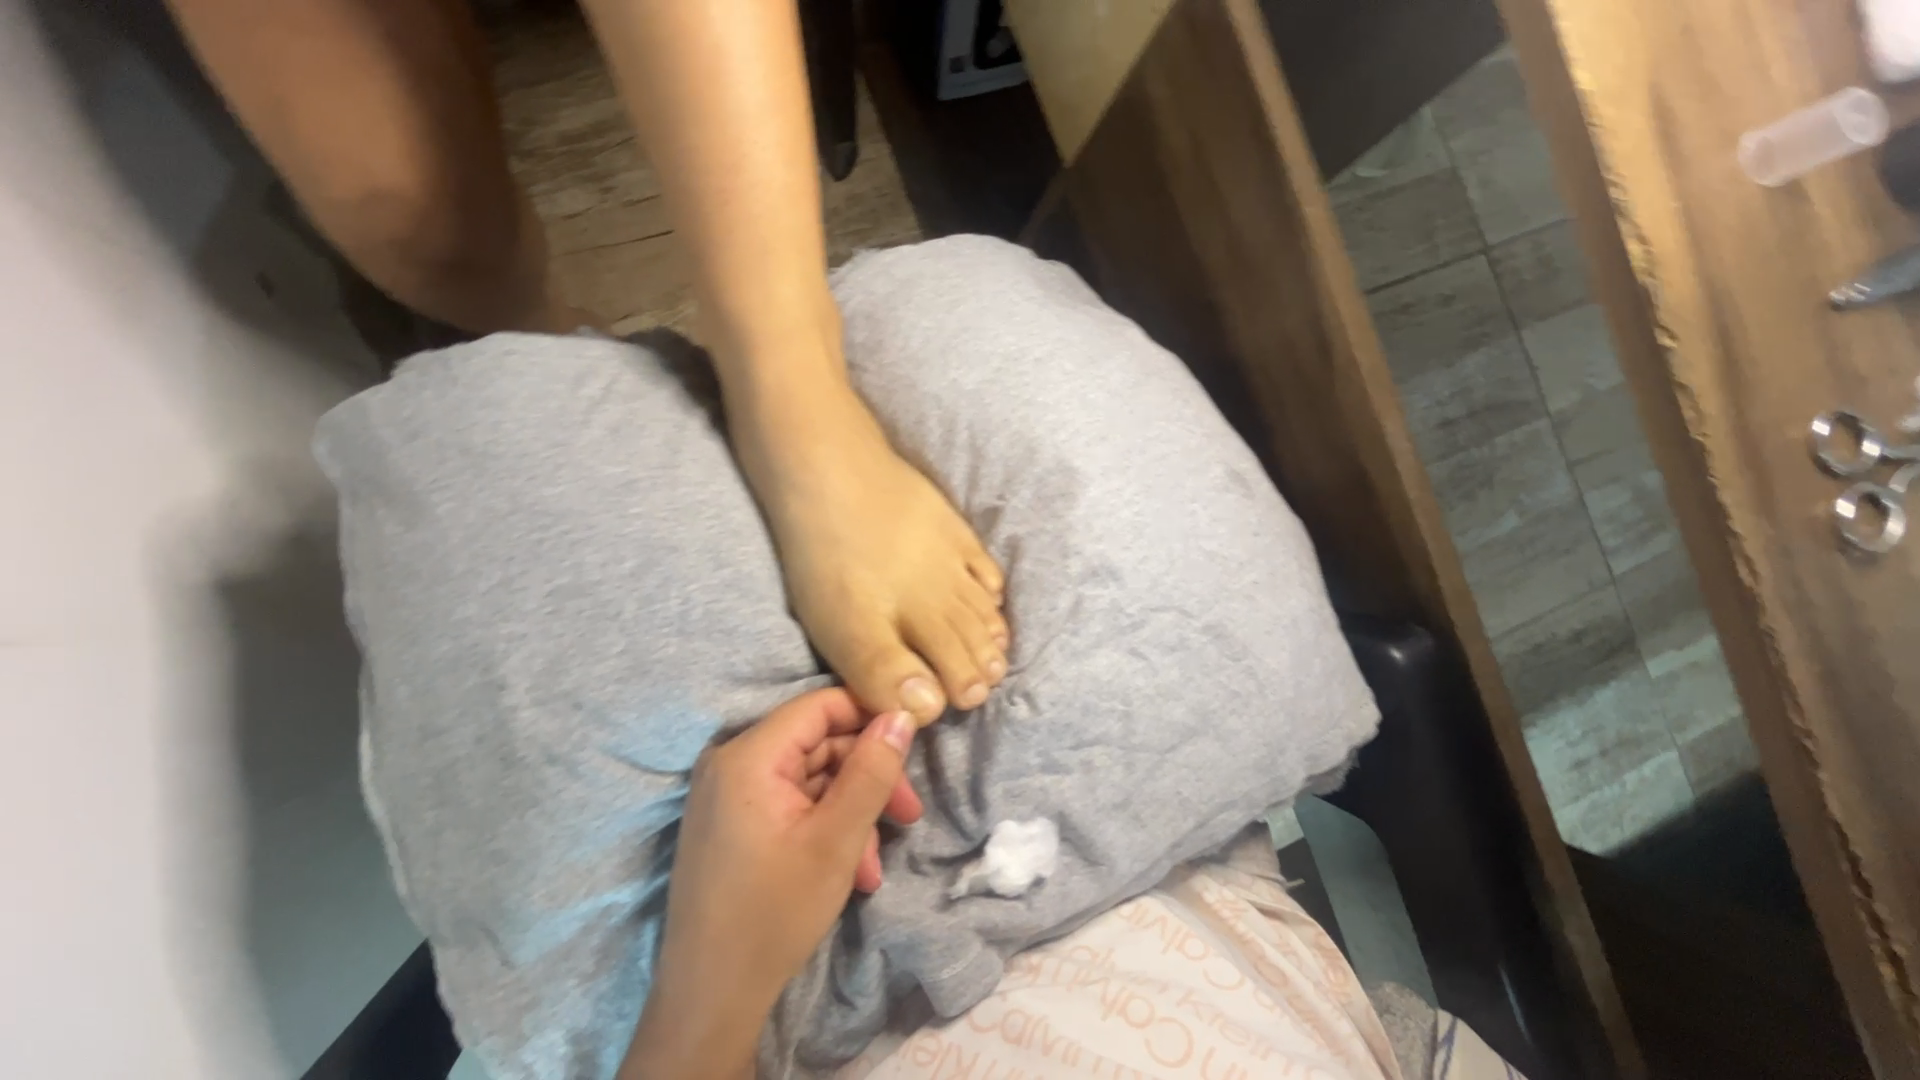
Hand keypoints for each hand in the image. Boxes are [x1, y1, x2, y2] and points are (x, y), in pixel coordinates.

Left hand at [619, 688, 919, 1078]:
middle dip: (867, 780)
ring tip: (873, 866)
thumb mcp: (837, 839)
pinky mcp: (731, 823)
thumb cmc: (774, 912)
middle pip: (818, 745)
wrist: (710, 997)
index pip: (821, 705)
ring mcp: (726, 795)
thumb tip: (901, 715)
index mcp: (749, 755)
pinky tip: (851, 872)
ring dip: (850, 813)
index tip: (913, 745)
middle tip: (908, 815)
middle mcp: (730, 762)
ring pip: (810, 780)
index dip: (871, 716)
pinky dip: (823, 828)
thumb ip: (872, 771)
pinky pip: (789, 805)